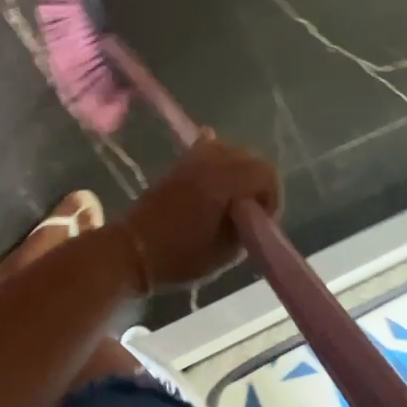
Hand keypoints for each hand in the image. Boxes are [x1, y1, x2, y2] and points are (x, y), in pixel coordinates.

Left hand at [117, 132, 281, 289]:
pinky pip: (204, 150)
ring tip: (234, 199)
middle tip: (251, 210)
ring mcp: (190, 160)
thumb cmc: (181, 256)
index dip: (271, 195)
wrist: (134, 249)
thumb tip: (257, 213)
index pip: (265, 172)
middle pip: (249, 156)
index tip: (263, 220)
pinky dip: (216, 160)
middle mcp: (209, 163)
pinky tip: (217, 179)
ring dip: (238, 170)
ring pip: (228, 150)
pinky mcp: (177, 165)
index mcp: (223, 182)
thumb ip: (249, 227)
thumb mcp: (226, 252)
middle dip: (257, 181)